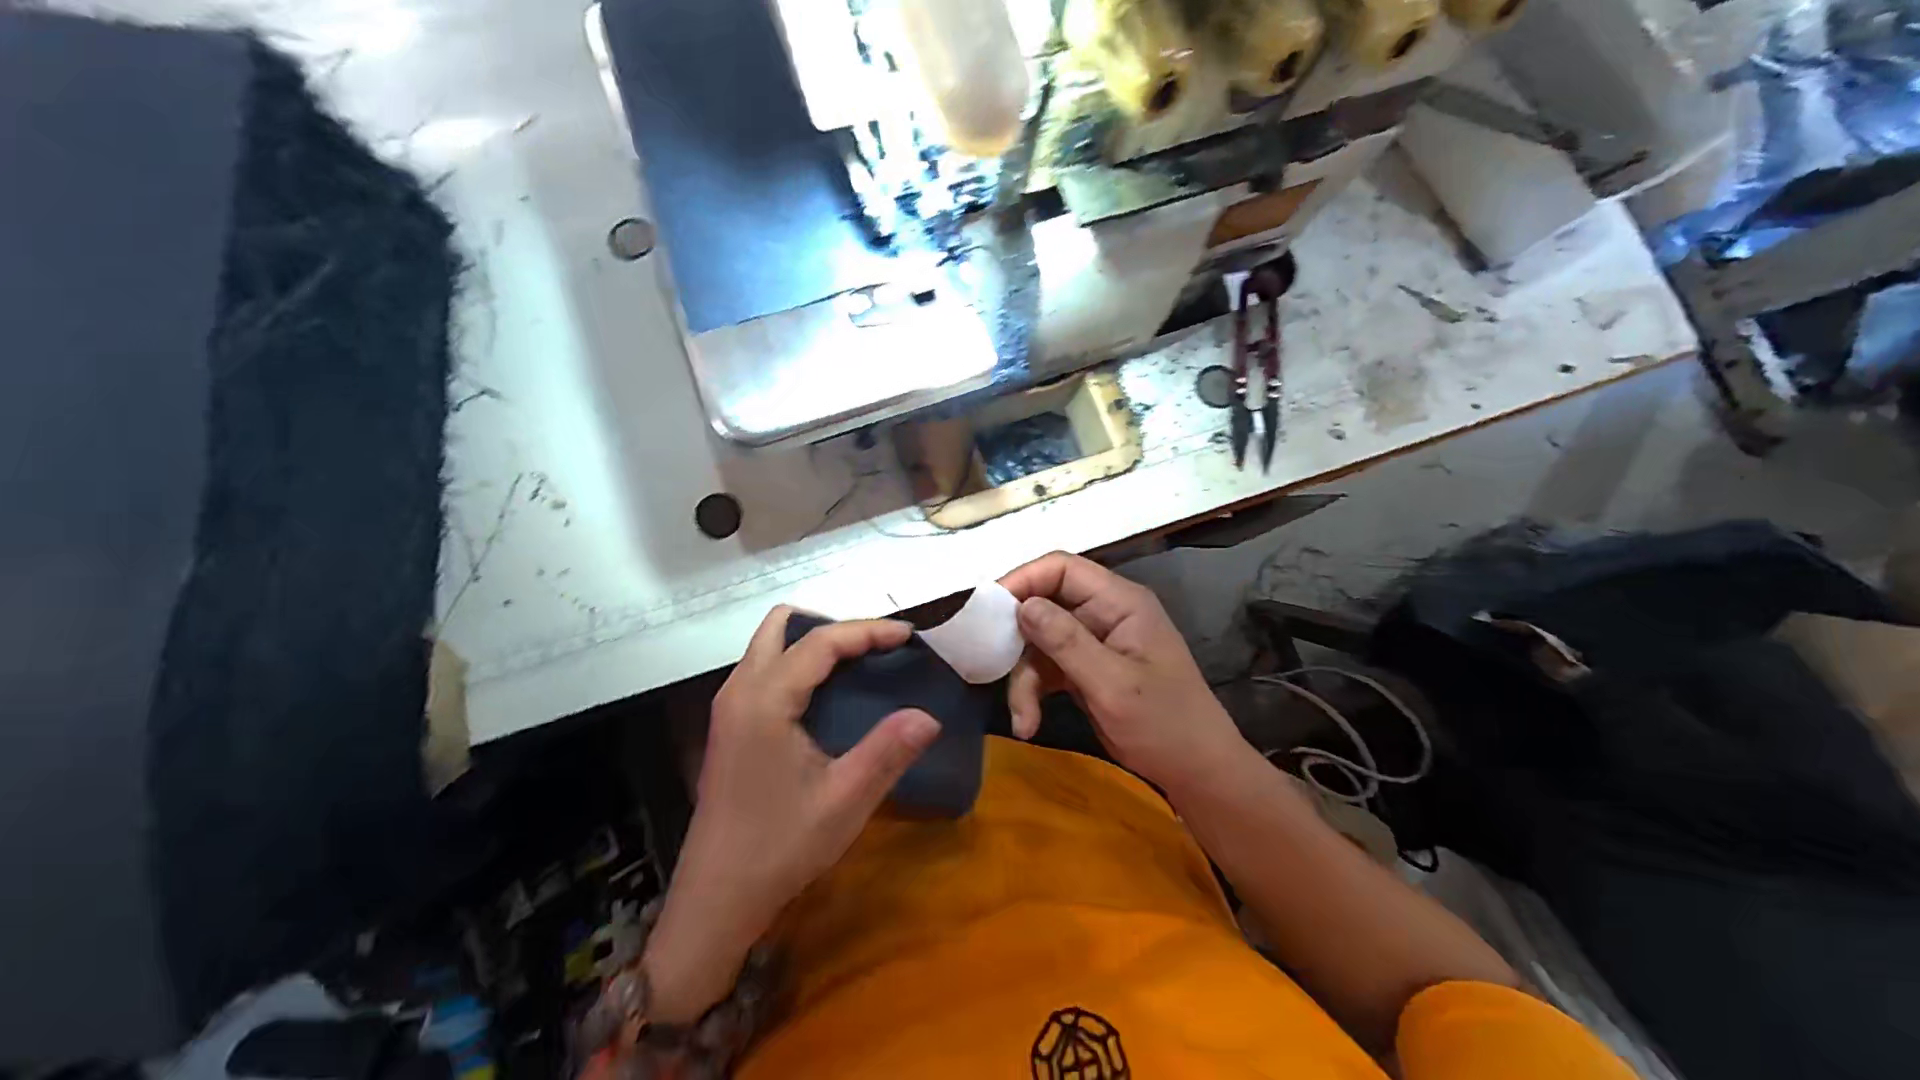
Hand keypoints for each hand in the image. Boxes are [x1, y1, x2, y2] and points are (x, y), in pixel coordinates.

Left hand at [643, 608, 941, 1023]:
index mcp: (765, 700)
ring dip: (813, 643)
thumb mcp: (845, 800)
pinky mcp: (728, 726)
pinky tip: (827, 696)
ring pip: (768, 645)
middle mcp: (739, 691)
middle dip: (833, 626)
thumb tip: (929, 717)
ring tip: (859, 665)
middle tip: (876, 648)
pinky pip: (764, 669)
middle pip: (781, 626)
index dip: (867, 631)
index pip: (820, 642)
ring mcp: (728, 708)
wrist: (716, 898)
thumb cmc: (780, 847)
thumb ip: (888, 752)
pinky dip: (798, 664)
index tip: (908, 635)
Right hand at [999, 552, 1246, 793]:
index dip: (1023, 581)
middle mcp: (1104, 613)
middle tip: (991, 665)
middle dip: (1017, 640)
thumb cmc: (1164, 724)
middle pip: (1043, 605)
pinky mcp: (1085, 670)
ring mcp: (1093, 642)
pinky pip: (1046, 669)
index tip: (988, 609)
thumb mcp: (1112, 684)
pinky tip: (1028, 724)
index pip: (1062, 568)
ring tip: (1022, 718)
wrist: (1196, 771)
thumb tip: (1022, 605)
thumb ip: (1066, 641)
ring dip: (1023, 679)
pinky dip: (1032, 693)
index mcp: (1119, 602)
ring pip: (1038, 642)